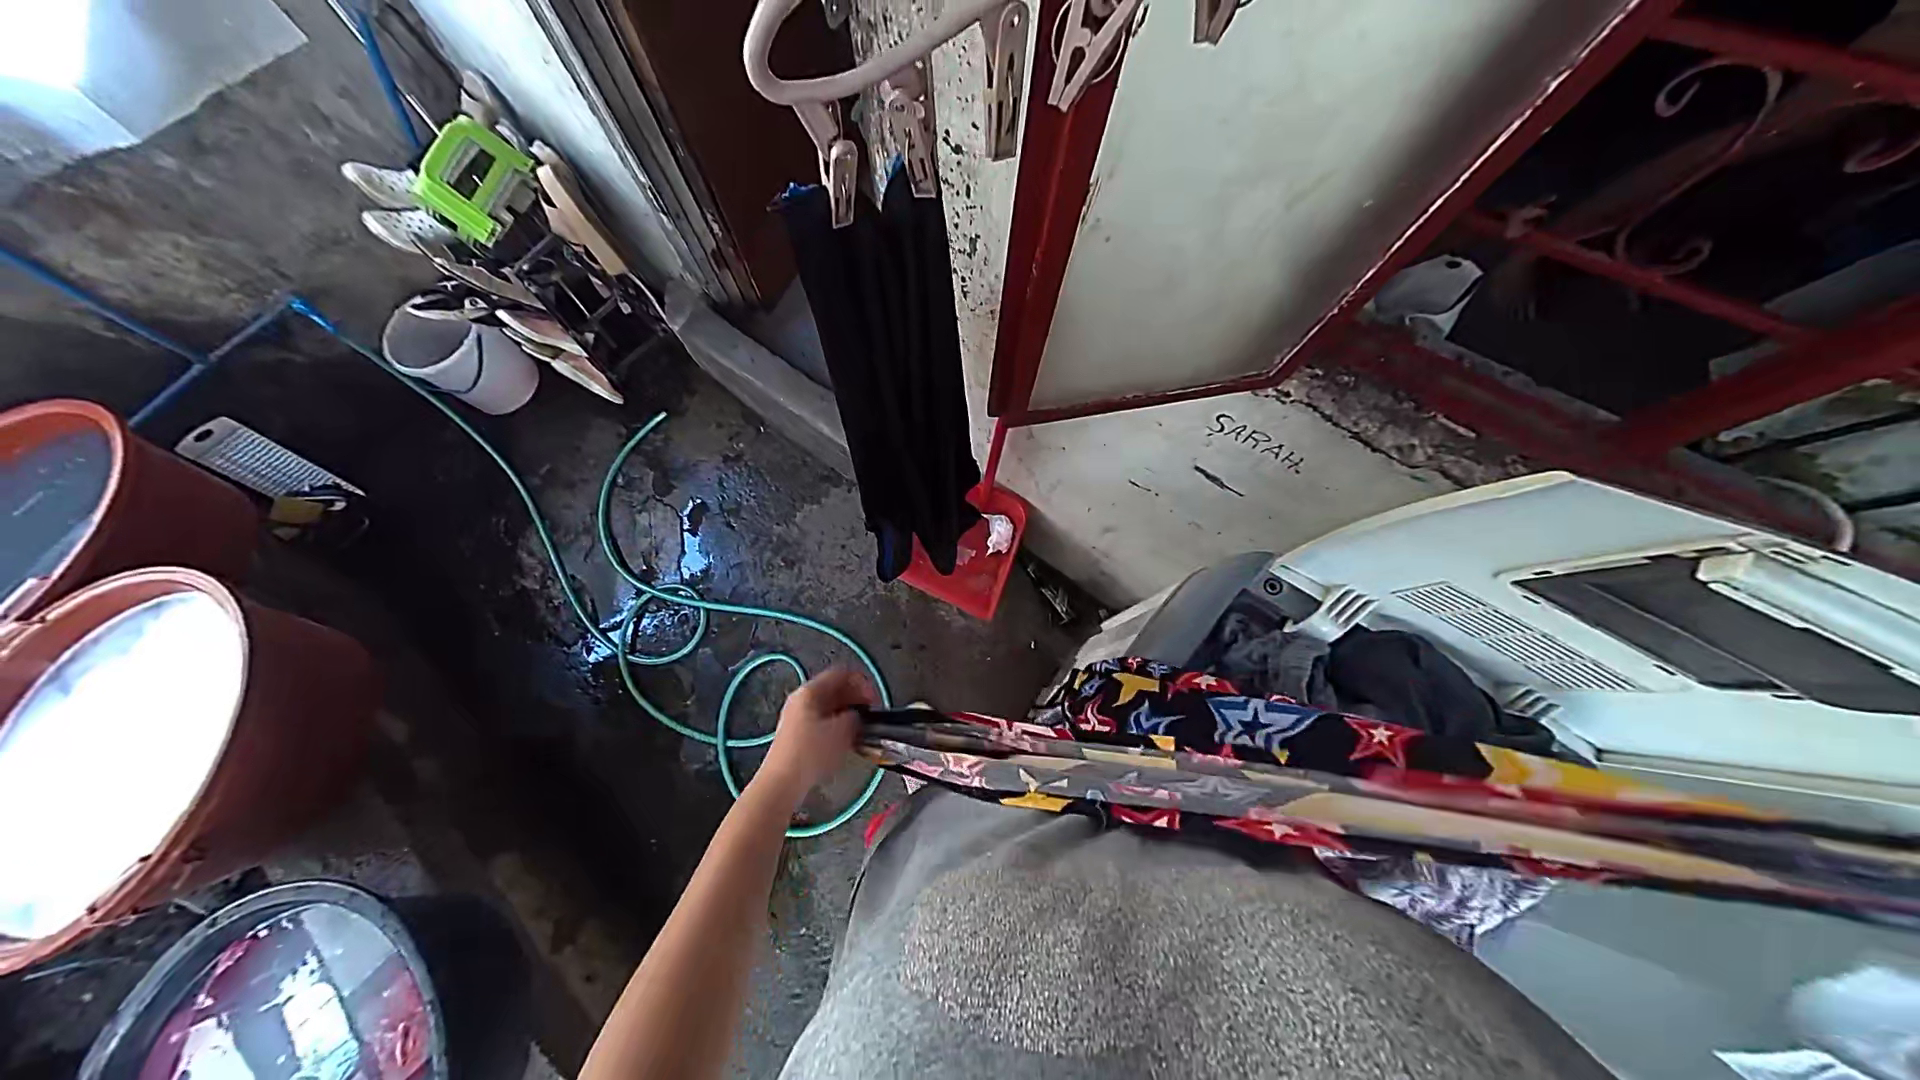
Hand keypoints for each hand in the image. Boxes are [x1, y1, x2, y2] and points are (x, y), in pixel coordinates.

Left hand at [755, 669, 875, 804]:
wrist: (783, 783)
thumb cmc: (809, 754)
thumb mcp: (843, 731)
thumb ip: (856, 716)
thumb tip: (858, 716)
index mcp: (809, 691)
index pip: (841, 674)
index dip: (862, 683)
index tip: (873, 698)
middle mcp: (800, 700)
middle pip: (833, 689)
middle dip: (855, 699)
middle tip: (869, 713)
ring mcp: (796, 717)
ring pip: (828, 706)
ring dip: (847, 713)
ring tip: (860, 728)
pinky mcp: (796, 735)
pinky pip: (821, 722)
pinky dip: (836, 726)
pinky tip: (845, 740)